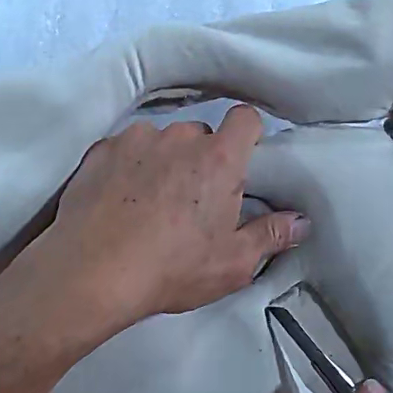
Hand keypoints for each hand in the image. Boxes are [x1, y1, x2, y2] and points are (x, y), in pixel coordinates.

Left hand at [21, 104, 306, 333]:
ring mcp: (136, 140)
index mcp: (219, 160)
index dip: (248, 135)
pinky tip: (122, 201)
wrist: (91, 274)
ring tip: (153, 203)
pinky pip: (126, 148)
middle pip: (202, 134)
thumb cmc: (171, 269)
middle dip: (204, 160)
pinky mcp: (100, 151)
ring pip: (163, 141)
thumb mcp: (234, 263)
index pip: (246, 118)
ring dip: (165, 162)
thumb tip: (300, 222)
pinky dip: (130, 167)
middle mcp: (179, 138)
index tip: (243, 161)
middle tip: (196, 201)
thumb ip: (272, 236)